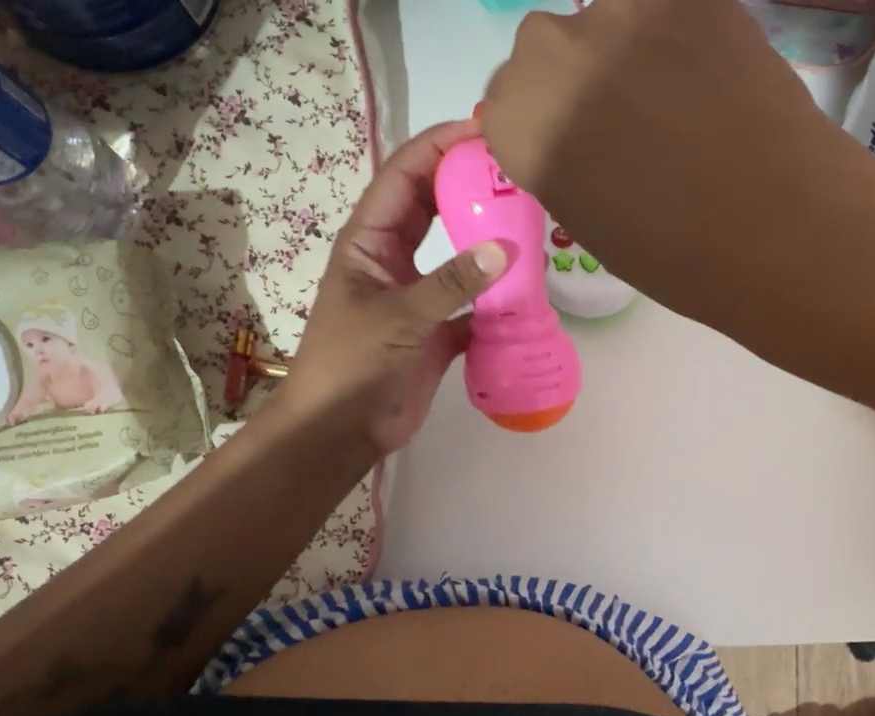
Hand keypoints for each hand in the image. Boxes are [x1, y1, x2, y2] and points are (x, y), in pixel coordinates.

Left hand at [283, 119, 508, 454]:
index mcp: (369, 241)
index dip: (440, 147)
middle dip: (469, 187)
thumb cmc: (353, 363)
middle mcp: (394, 259)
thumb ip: (452, 282)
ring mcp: (418, 296)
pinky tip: (528, 293)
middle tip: (516, 173)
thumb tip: (506, 251)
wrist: (343, 427)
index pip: (405, 177)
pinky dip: (498, 301)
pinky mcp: (438, 332)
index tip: (484, 129)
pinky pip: (474, 306)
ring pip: (458, 256)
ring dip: (488, 243)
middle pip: (433, 208)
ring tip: (531, 224)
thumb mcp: (400, 316)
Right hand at [482, 0, 851, 317]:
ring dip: (636, 52)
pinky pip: (670, 9)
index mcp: (518, 124)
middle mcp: (550, 54)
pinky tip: (720, 78)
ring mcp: (618, 12)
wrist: (777, 231)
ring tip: (689, 101)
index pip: (506, 102)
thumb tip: (581, 135)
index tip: (585, 145)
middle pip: (549, 50)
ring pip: (611, 21)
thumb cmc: (683, 259)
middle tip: (638, 122)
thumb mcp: (598, 226)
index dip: (550, 123)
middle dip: (584, 80)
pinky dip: (688, 35)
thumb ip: (568, 164)